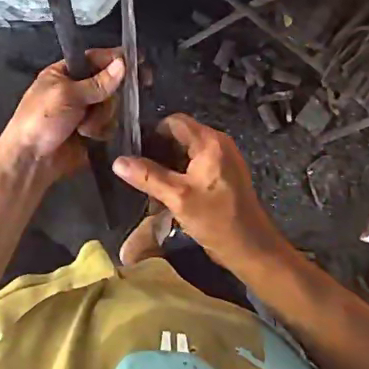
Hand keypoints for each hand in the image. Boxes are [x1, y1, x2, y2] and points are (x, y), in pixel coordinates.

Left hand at [0, 49, 124, 182]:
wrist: (30, 161)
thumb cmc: (41, 120)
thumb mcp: (67, 95)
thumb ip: (98, 82)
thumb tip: (123, 63)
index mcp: (66, 73)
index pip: (97, 59)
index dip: (118, 60)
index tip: (140, 62)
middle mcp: (78, 89)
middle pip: (111, 84)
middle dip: (107, 98)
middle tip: (100, 106)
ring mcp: (86, 111)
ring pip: (113, 106)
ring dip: (101, 118)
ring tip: (84, 129)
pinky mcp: (93, 132)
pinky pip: (111, 125)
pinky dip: (102, 131)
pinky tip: (89, 138)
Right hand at [113, 114, 292, 271]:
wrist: (250, 246)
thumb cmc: (216, 219)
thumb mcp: (178, 197)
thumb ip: (148, 176)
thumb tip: (118, 161)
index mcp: (210, 142)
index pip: (174, 122)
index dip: (152, 134)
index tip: (135, 153)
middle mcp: (219, 144)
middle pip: (180, 136)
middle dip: (158, 152)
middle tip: (139, 172)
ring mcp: (223, 159)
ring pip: (187, 153)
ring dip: (168, 166)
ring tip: (151, 186)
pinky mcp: (224, 175)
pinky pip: (196, 166)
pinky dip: (181, 175)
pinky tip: (169, 194)